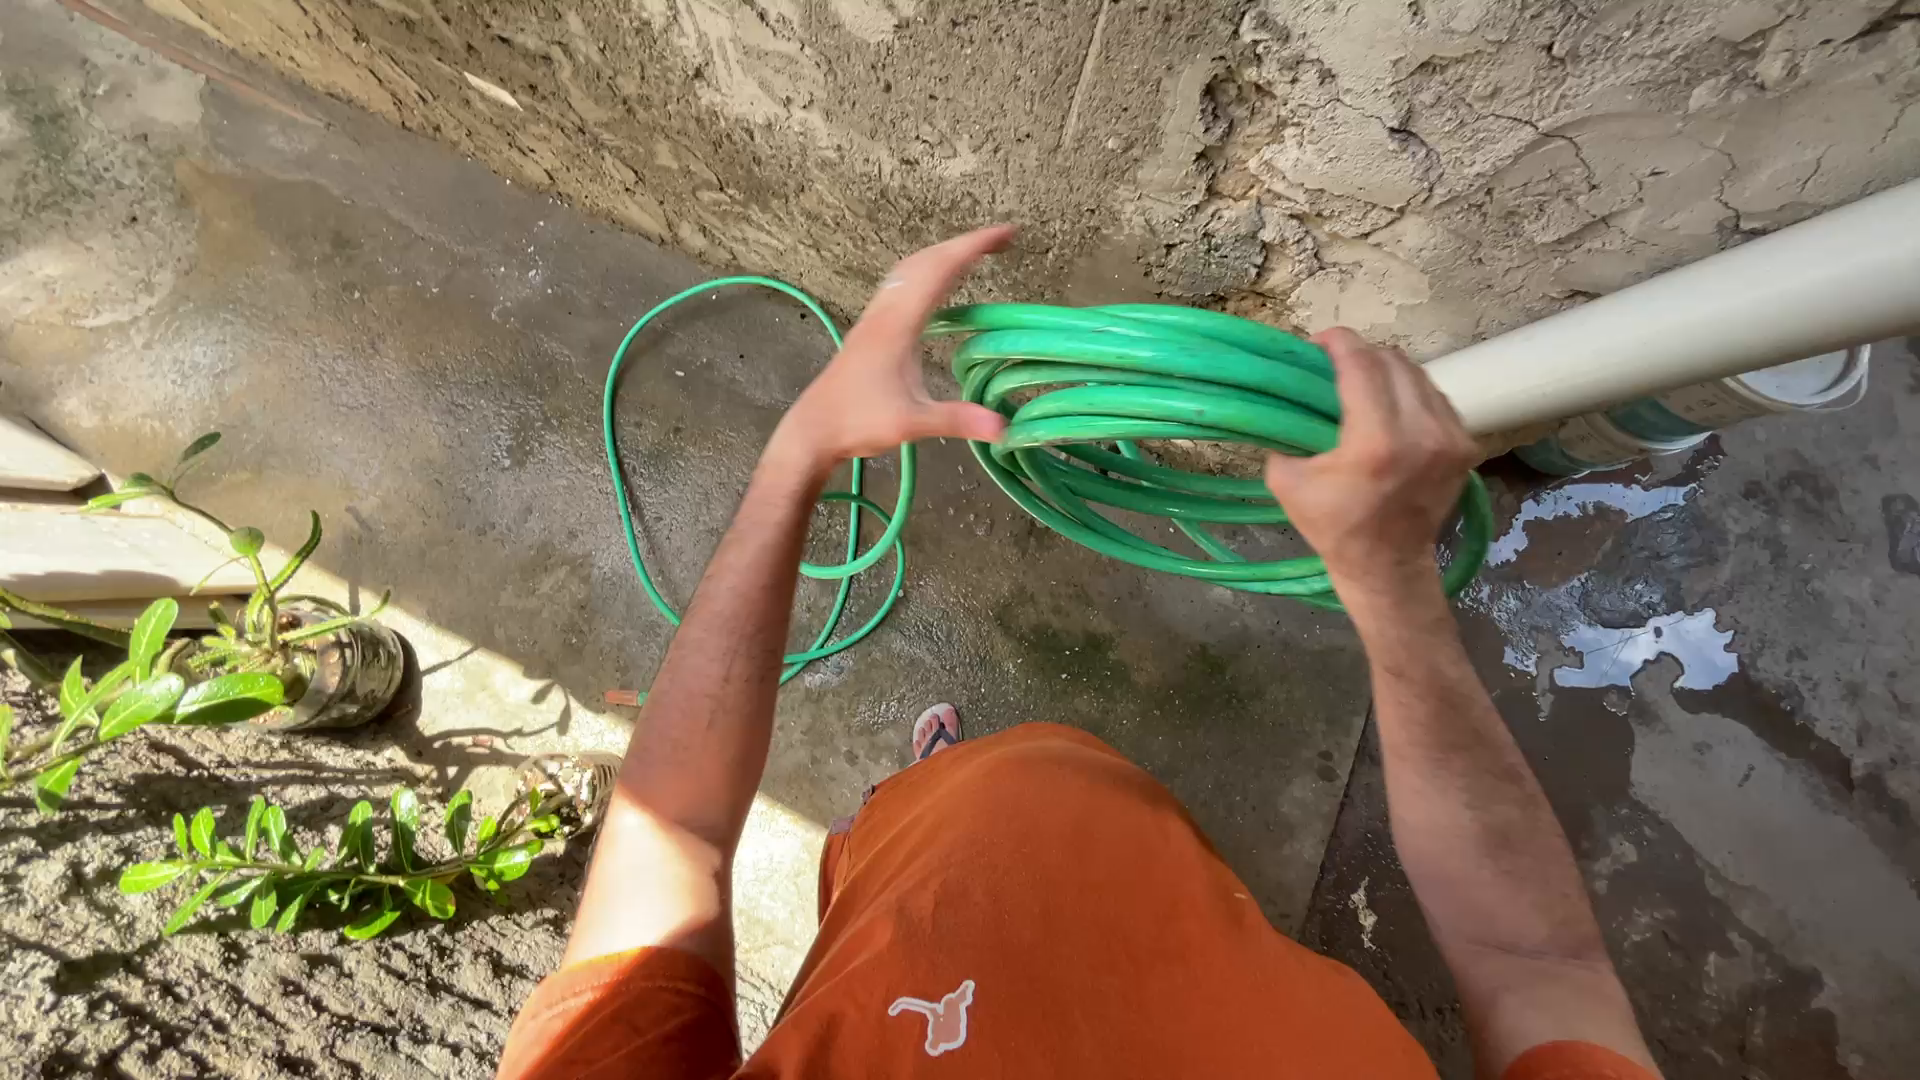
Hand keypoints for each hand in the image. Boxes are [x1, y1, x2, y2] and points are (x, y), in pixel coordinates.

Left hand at [765, 226, 1013, 478]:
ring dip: (942, 256)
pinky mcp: (870, 330)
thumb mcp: (912, 422)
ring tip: (972, 255)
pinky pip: (900, 286)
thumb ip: (957, 420)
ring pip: (909, 270)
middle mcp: (885, 313)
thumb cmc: (858, 422)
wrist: (814, 429)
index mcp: (898, 324)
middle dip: (963, 244)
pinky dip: (924, 273)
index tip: (1006, 233)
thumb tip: (1003, 427)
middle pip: (925, 261)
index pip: (940, 270)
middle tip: (1000, 239)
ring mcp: (875, 319)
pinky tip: (932, 287)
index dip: (974, 246)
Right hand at [1264, 328, 1477, 601]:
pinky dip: (1409, 391)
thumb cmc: (1332, 526)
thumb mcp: (1286, 481)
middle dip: (1361, 354)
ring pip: (1419, 375)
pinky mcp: (1464, 444)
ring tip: (1361, 381)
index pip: (1362, 366)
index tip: (1318, 341)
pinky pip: (1435, 397)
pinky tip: (1388, 404)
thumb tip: (1287, 404)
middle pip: (1393, 362)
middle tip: (1334, 364)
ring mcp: (1450, 437)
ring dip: (1386, 370)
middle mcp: (1421, 432)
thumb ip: (1286, 435)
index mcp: (1375, 442)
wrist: (1386, 562)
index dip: (1338, 343)